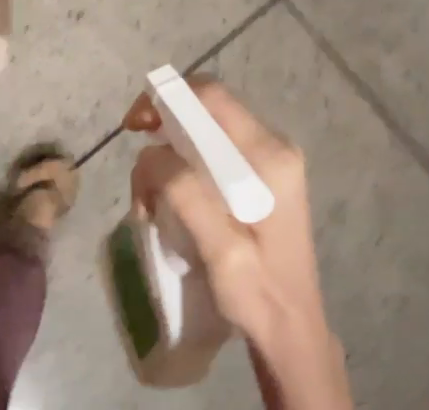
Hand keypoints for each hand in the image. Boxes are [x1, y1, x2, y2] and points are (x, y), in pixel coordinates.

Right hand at [129, 81, 349, 408]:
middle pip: (202, 110)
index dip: (166, 99)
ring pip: (198, 133)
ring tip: (150, 204)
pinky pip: (205, 154)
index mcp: (269, 157)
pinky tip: (167, 206)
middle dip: (161, 133)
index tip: (136, 128)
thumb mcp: (220, 249)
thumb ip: (187, 194)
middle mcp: (272, 148)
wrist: (291, 333)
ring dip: (166, 161)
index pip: (210, 96)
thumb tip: (151, 154)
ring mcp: (265, 162)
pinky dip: (178, 173)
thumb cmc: (259, 294)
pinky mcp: (256, 178)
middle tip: (140, 175)